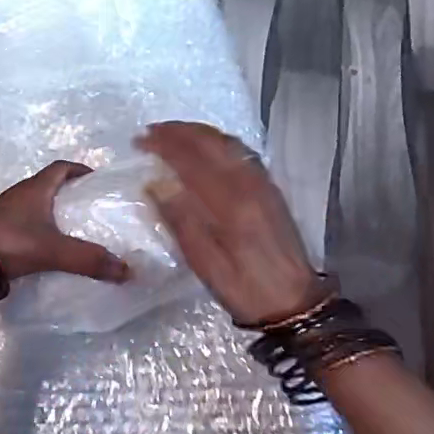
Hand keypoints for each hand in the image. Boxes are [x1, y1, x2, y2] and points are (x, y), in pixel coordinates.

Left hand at [0, 161, 130, 281]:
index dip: (80, 170)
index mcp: (35, 188)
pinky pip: (24, 222)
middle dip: (69, 193)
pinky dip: (38, 228)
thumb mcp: (54, 251)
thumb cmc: (11, 243)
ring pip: (35, 204)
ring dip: (52, 211)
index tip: (96, 180)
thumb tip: (126, 270)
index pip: (61, 167)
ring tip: (73, 227)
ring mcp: (5, 211)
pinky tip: (47, 246)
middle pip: (48, 185)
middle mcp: (19, 194)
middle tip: (89, 207)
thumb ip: (88, 259)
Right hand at [135, 122, 323, 324]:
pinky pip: (241, 151)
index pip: (190, 159)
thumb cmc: (244, 287)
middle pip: (210, 142)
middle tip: (151, 131)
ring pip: (228, 142)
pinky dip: (218, 141)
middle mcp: (248, 184)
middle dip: (178, 131)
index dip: (163, 144)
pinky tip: (206, 147)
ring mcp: (262, 183)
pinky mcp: (270, 188)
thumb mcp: (205, 263)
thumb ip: (181, 220)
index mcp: (229, 203)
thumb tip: (156, 183)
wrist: (294, 301)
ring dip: (198, 132)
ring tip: (173, 134)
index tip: (139, 141)